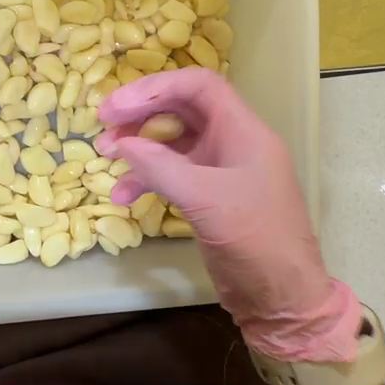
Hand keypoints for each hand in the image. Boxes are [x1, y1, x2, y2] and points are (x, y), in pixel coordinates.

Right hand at [96, 68, 359, 361]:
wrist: (281, 298)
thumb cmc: (255, 240)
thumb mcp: (205, 199)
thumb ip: (160, 166)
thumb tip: (120, 143)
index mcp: (243, 131)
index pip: (197, 85)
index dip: (154, 87)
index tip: (117, 106)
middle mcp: (232, 142)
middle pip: (180, 108)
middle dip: (140, 112)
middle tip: (103, 123)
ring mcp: (220, 169)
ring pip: (171, 140)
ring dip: (137, 144)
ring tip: (105, 153)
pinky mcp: (208, 196)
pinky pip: (170, 173)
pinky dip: (144, 179)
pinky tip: (122, 196)